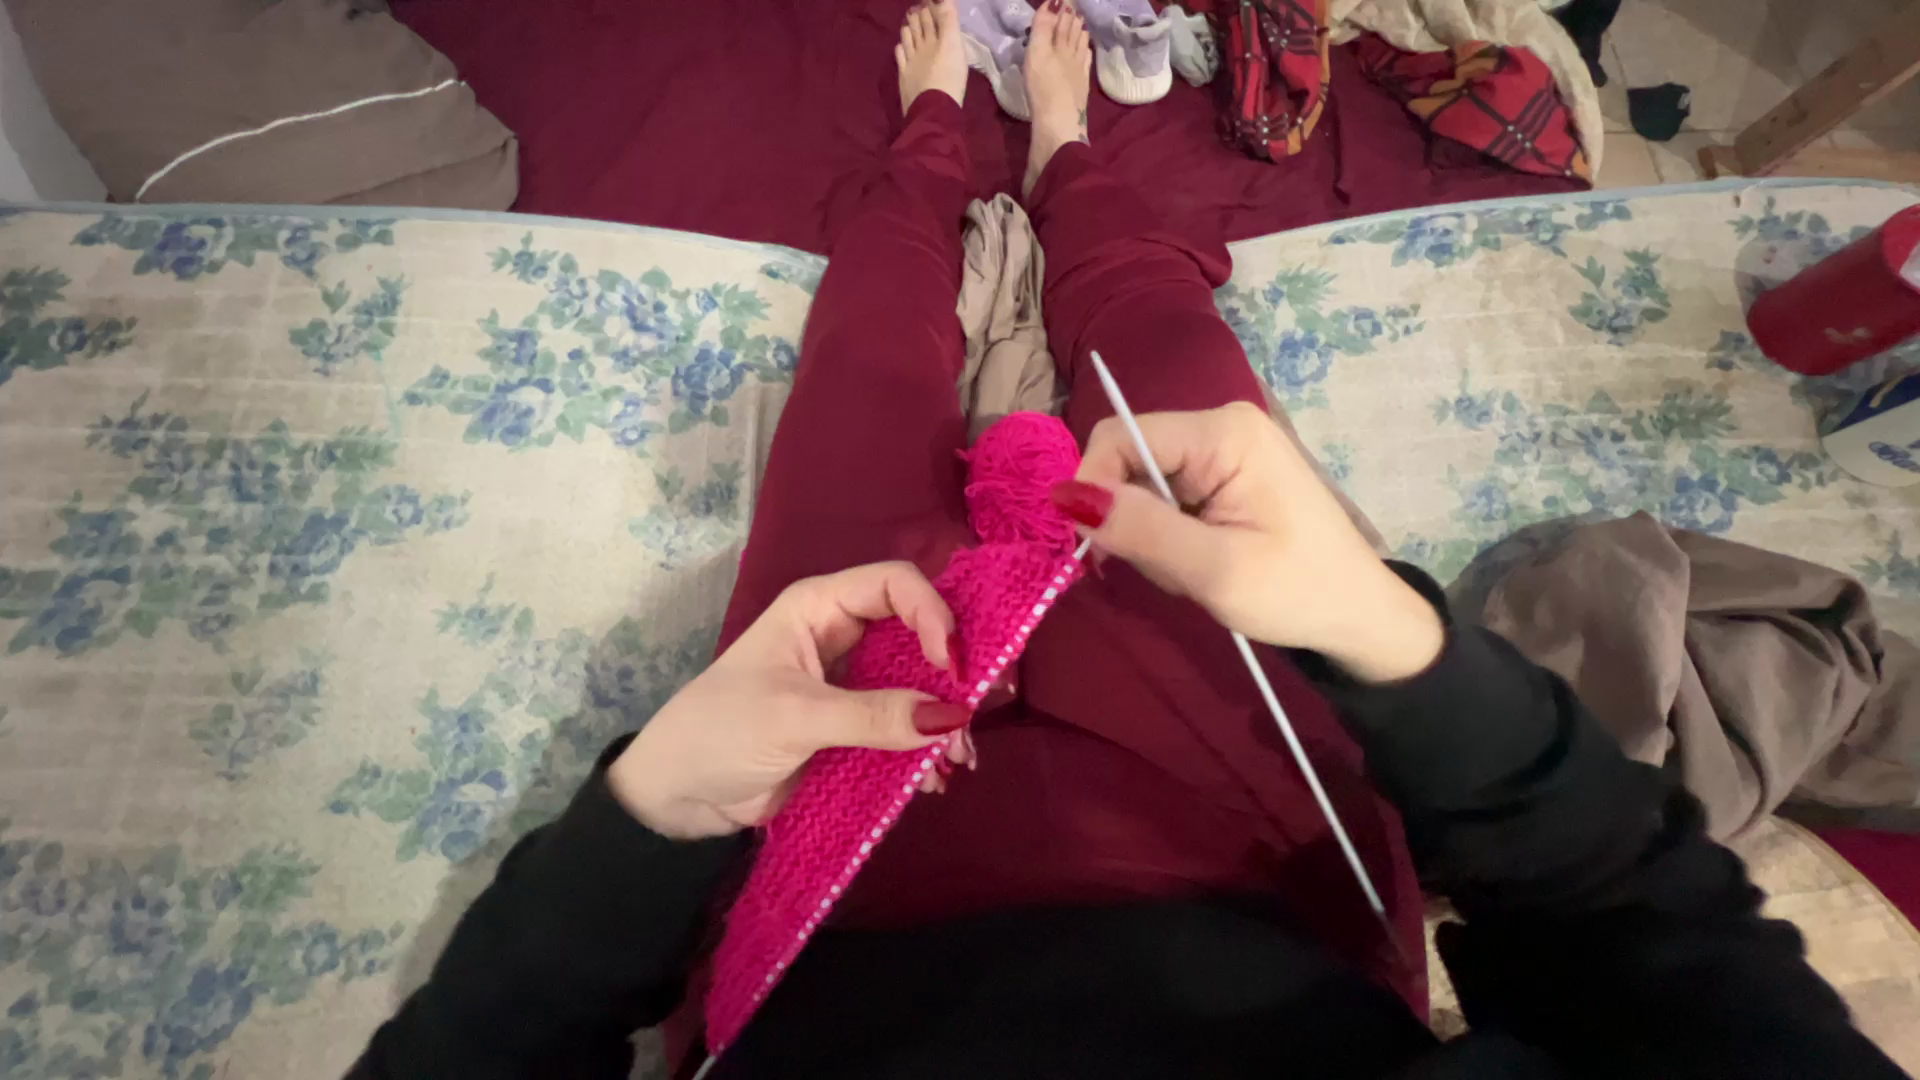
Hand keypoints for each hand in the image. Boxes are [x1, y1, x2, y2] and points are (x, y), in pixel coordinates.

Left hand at [607, 563, 977, 839]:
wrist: (675, 797)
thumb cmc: (721, 731)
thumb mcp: (796, 717)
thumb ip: (873, 716)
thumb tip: (952, 718)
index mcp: (820, 607)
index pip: (895, 584)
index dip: (932, 612)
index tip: (951, 663)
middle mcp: (843, 636)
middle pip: (917, 631)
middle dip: (951, 668)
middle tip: (982, 706)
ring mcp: (851, 683)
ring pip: (917, 683)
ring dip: (944, 717)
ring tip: (959, 758)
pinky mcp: (854, 726)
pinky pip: (903, 726)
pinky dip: (924, 748)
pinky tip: (933, 778)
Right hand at [1052, 402, 1443, 682]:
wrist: (1358, 616)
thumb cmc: (1298, 593)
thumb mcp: (1215, 570)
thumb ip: (1142, 529)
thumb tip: (1063, 495)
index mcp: (1224, 433)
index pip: (1119, 436)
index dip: (1092, 488)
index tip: (1096, 548)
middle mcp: (1219, 424)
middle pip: (1127, 458)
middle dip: (1126, 518)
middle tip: (1159, 569)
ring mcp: (1221, 448)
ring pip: (1139, 482)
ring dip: (1145, 533)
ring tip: (1187, 570)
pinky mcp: (1221, 473)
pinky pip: (1162, 495)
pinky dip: (1162, 534)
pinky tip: (1192, 560)